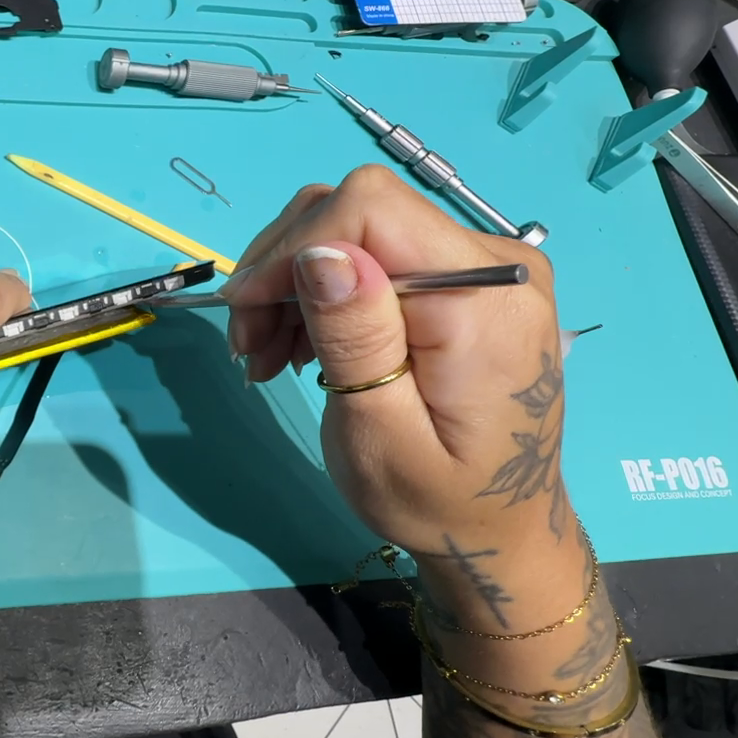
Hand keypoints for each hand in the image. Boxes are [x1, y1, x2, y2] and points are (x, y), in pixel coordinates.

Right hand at [223, 166, 567, 561]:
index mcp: (482, 296)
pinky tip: (294, 347)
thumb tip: (318, 253)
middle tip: (249, 347)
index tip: (247, 314)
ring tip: (265, 356)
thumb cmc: (435, 497)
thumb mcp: (381, 432)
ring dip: (285, 287)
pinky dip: (309, 296)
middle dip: (279, 271)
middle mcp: (487, 261)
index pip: (369, 210)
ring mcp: (471, 267)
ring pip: (343, 230)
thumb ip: (357, 338)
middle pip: (351, 212)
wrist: (489, 527)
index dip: (292, 248)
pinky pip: (361, 257)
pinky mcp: (449, 280)